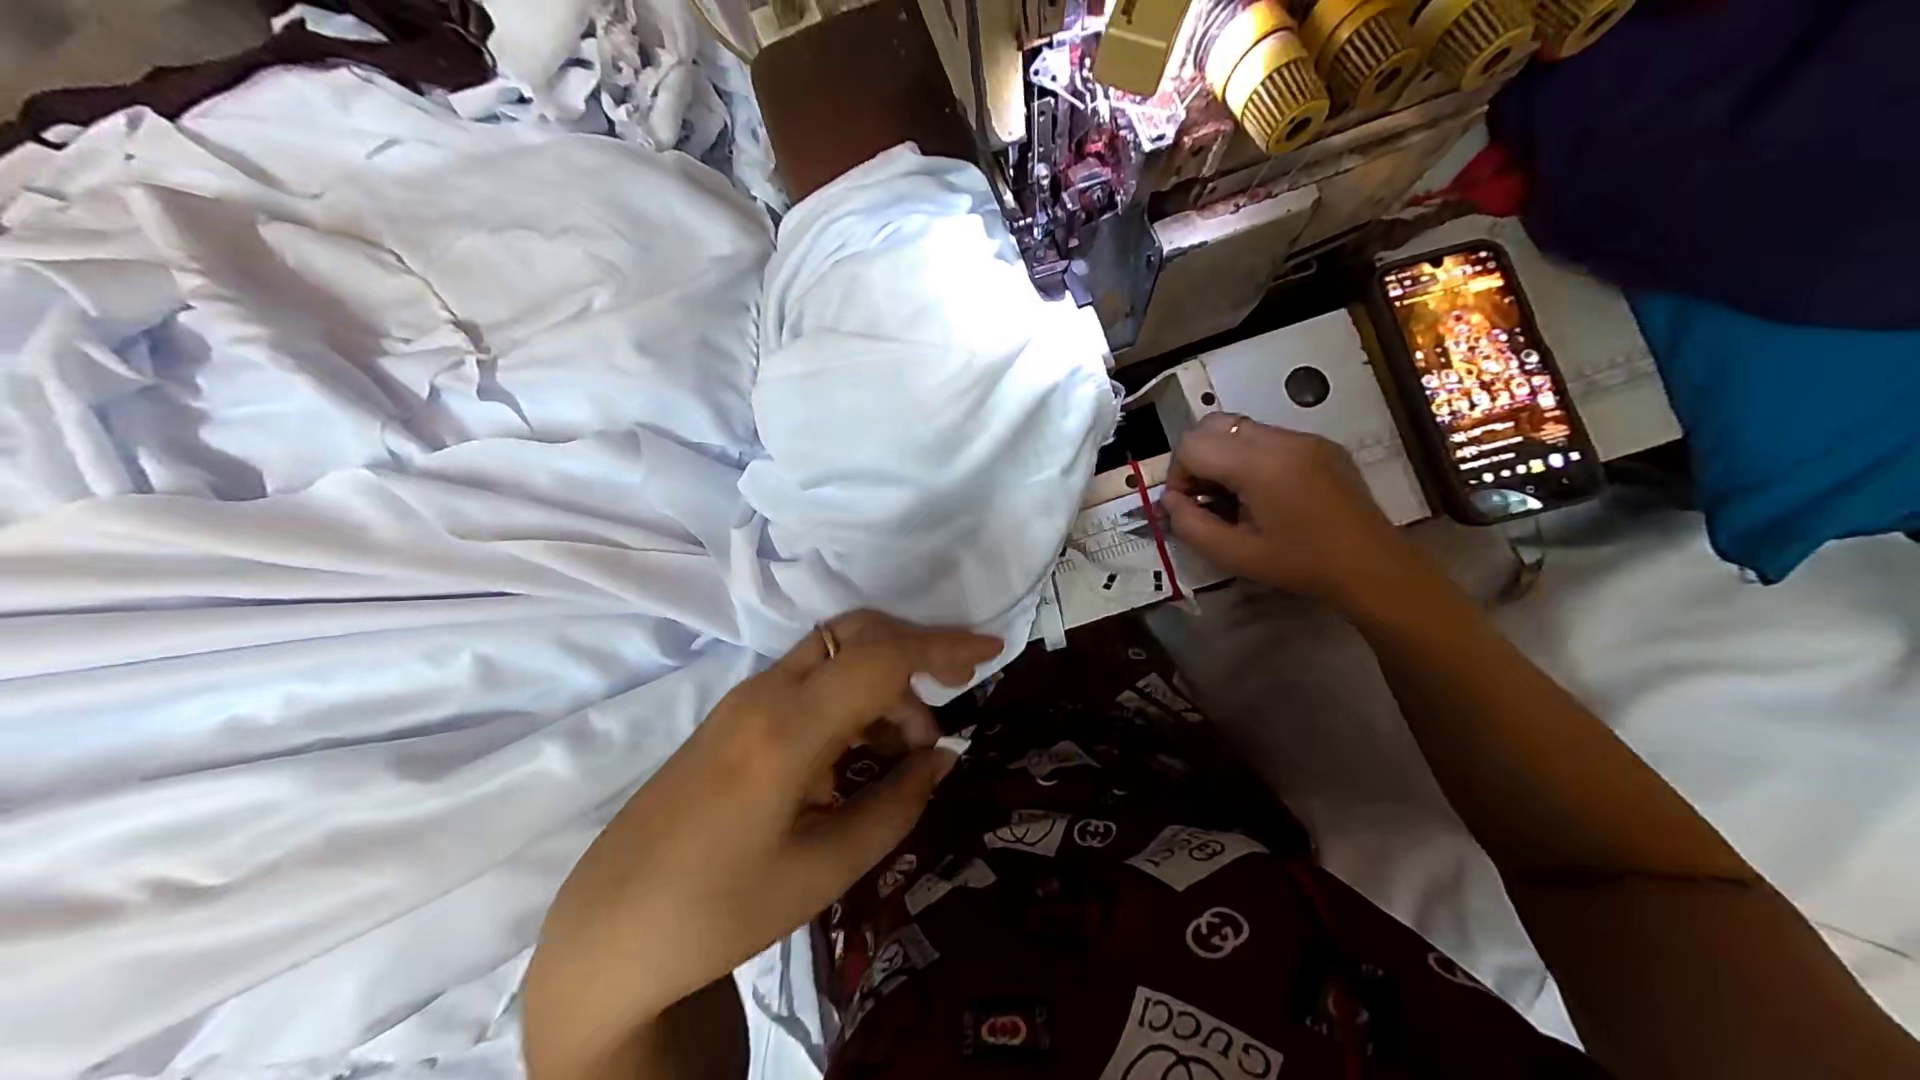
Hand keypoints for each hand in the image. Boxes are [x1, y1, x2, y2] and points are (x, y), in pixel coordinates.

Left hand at [524, 613, 1001, 1078]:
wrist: (611, 928)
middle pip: (857, 634)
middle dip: (917, 651)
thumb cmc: (722, 910)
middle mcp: (764, 693)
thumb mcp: (826, 867)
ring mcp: (744, 699)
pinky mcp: (735, 715)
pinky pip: (810, 680)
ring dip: (884, 684)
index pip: (881, 656)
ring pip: (834, 655)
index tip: (992, 649)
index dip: (943, 644)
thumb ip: (897, 803)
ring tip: (908, 751)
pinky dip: (853, 697)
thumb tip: (945, 755)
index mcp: (788, 729)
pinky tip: (864, 750)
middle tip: (960, 688)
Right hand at [1163, 413, 1412, 604]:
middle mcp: (1282, 439)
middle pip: (1212, 424)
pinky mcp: (1320, 444)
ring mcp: (1304, 437)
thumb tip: (1170, 500)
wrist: (1373, 567)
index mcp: (1260, 465)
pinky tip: (1262, 493)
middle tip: (1204, 496)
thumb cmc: (1301, 566)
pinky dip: (1249, 456)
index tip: (1187, 507)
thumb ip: (1190, 525)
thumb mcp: (1235, 555)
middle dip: (1196, 457)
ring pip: (1239, 427)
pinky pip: (1268, 437)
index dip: (1178, 475)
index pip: (1193, 445)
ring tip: (1232, 496)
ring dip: (1222, 456)